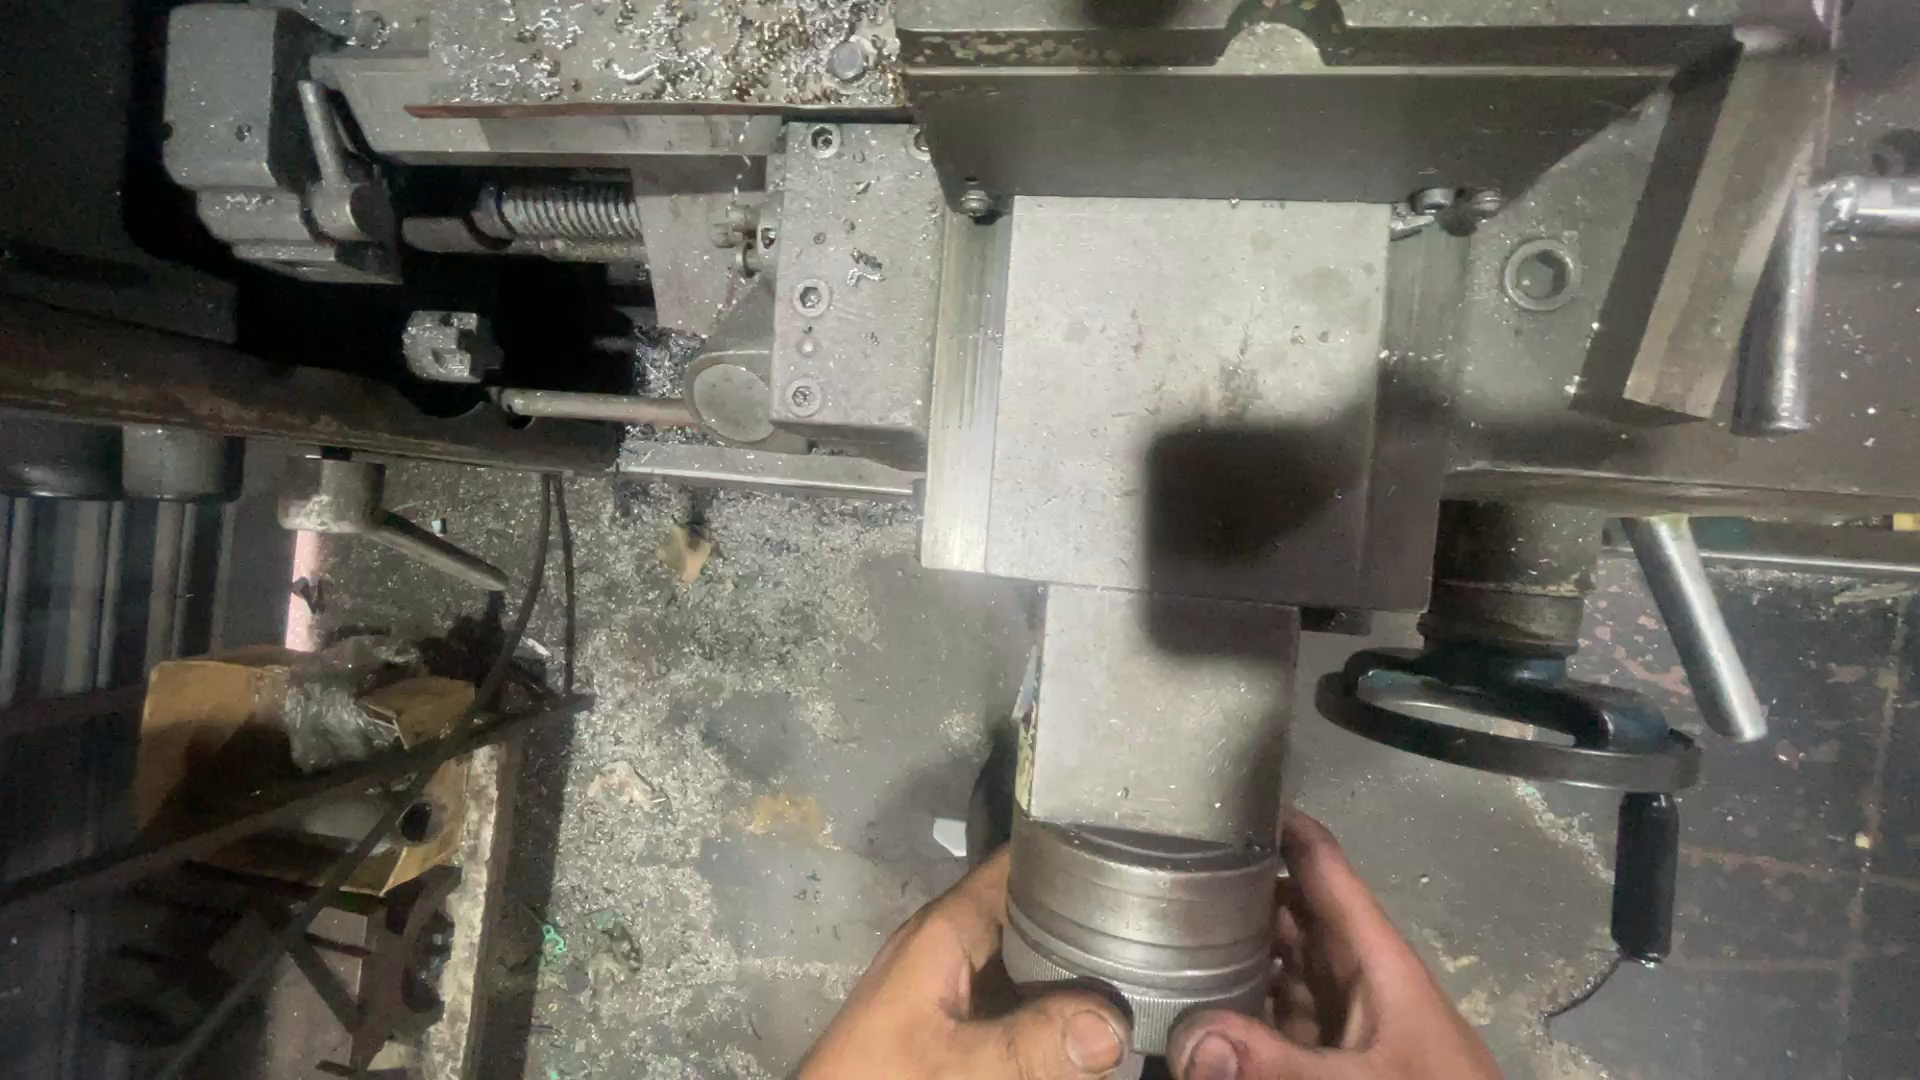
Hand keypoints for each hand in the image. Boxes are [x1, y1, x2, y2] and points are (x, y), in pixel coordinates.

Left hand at [797, 848, 1131, 1079]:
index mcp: (950, 926)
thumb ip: (1030, 1045)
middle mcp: (957, 940)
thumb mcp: (956, 1068)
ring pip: (1028, 951)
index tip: (1129, 852)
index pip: (1016, 862)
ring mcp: (958, 978)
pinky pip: (1018, 991)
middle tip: (1152, 918)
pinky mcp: (959, 1015)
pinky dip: (1053, 995)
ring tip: (1145, 956)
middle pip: (1031, 905)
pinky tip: (1096, 1008)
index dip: (1069, 850)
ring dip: (1073, 958)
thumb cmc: (880, 1079)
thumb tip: (1115, 1022)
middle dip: (1085, 910)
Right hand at [1169, 810, 1502, 1079]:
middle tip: (1168, 861)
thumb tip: (1185, 1037)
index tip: (1222, 794)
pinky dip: (1238, 996)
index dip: (1281, 822)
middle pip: (1290, 906)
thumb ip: (1274, 1063)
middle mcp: (1354, 974)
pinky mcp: (1329, 1057)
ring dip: (1233, 939)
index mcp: (1376, 956)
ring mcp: (1342, 1018)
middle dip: (1237, 880)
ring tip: (1167, 916)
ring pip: (1278, 956)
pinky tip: (1195, 991)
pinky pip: (1275, 1007)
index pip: (1324, 865)